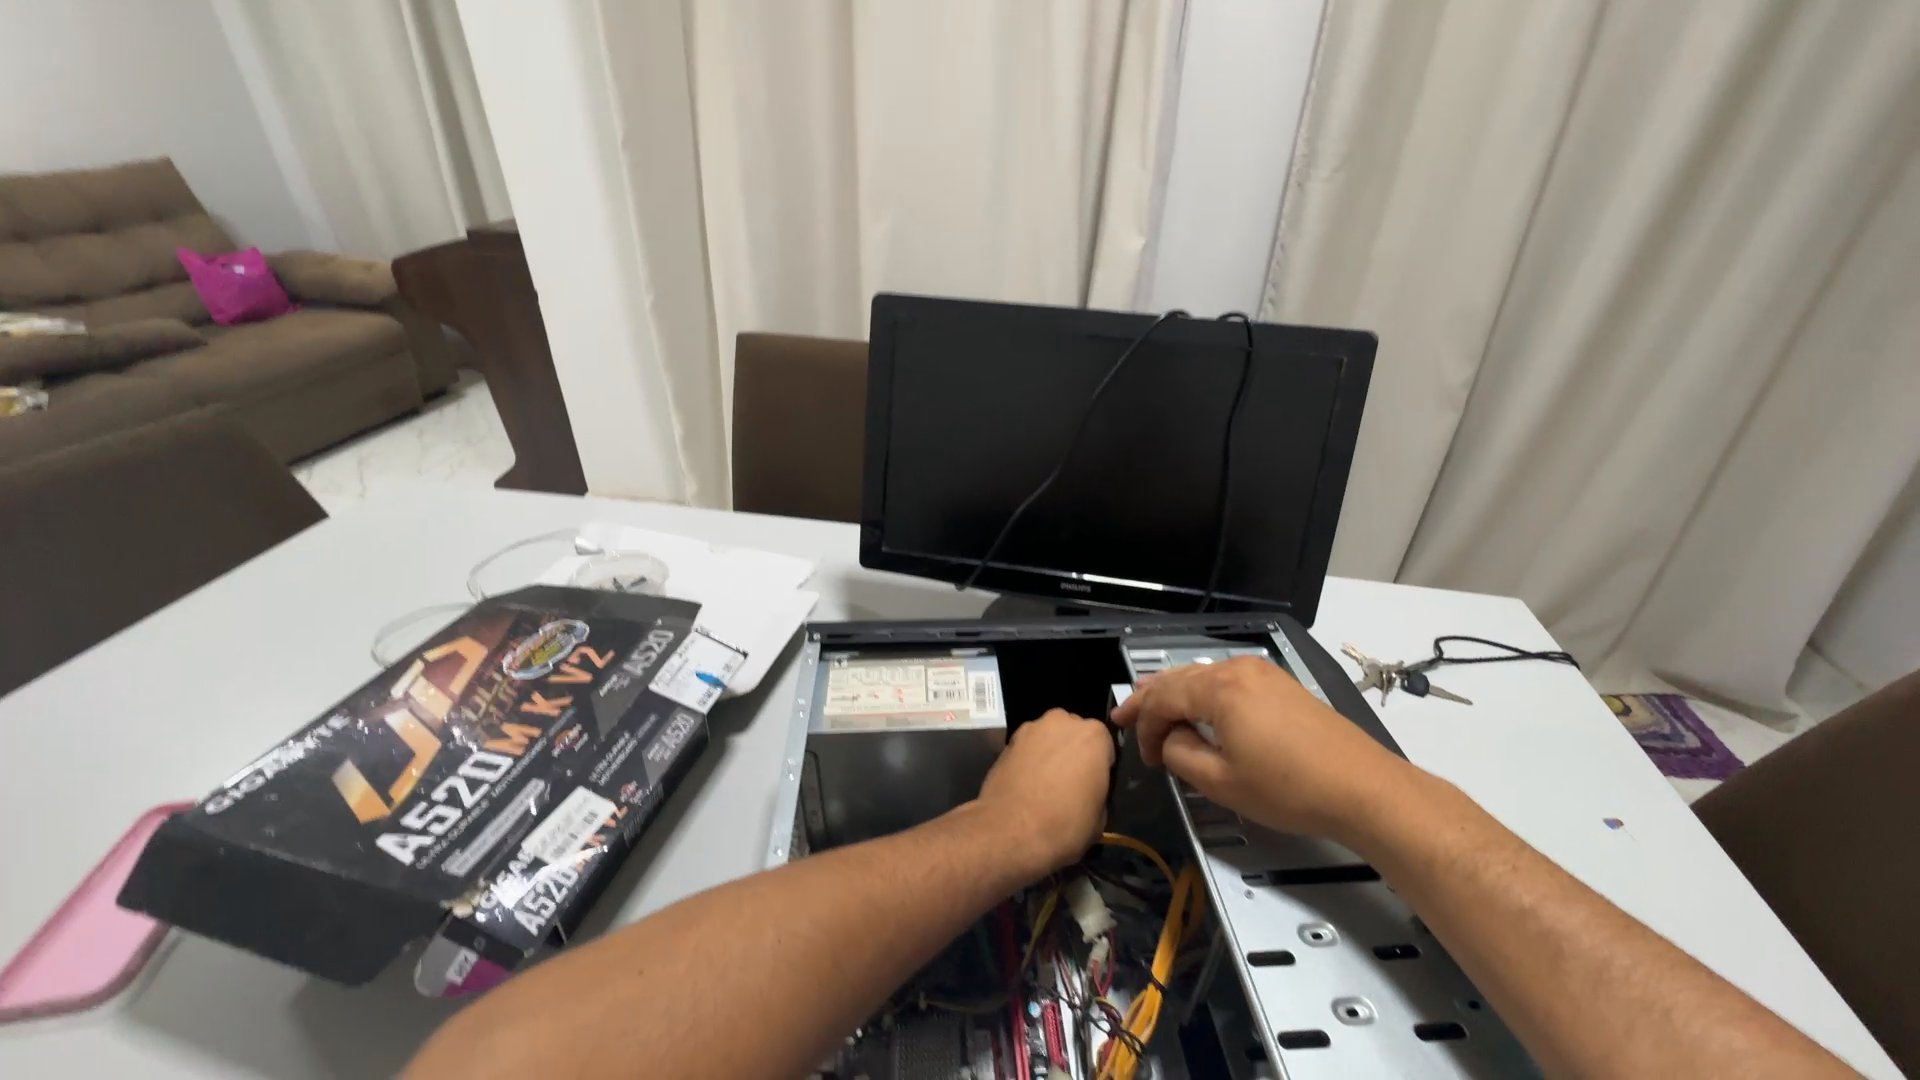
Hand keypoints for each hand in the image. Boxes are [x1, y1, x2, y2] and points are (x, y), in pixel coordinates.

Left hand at [973, 708, 1113, 877]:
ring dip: (1049, 754)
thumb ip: (1098, 790)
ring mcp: (1030, 728)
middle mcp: (1062, 722)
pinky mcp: (1006, 742)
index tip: (1094, 787)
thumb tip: (1087, 791)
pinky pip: (1027, 749)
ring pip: (1048, 738)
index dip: (1100, 768)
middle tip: (1069, 784)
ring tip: (1044, 786)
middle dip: (1073, 753)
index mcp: (1094, 735)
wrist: (1010, 831)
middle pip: (1074, 734)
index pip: (1105, 746)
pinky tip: (1025, 786)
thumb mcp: (1100, 818)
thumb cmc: (1065, 824)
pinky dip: (1028, 761)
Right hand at [1110, 657, 1411, 841]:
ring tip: (1151, 705)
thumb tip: (1170, 740)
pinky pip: (1227, 682)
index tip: (1142, 757)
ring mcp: (1263, 673)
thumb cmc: (1289, 789)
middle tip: (1123, 714)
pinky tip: (1196, 705)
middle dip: (1150, 699)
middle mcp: (1238, 669)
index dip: (1144, 726)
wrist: (1364, 790)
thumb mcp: (1221, 782)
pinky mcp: (1281, 685)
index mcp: (1220, 689)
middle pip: (1180, 678)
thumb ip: (1180, 754)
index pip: (1163, 699)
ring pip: (1203, 676)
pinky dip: (1203, 693)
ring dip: (1176, 693)